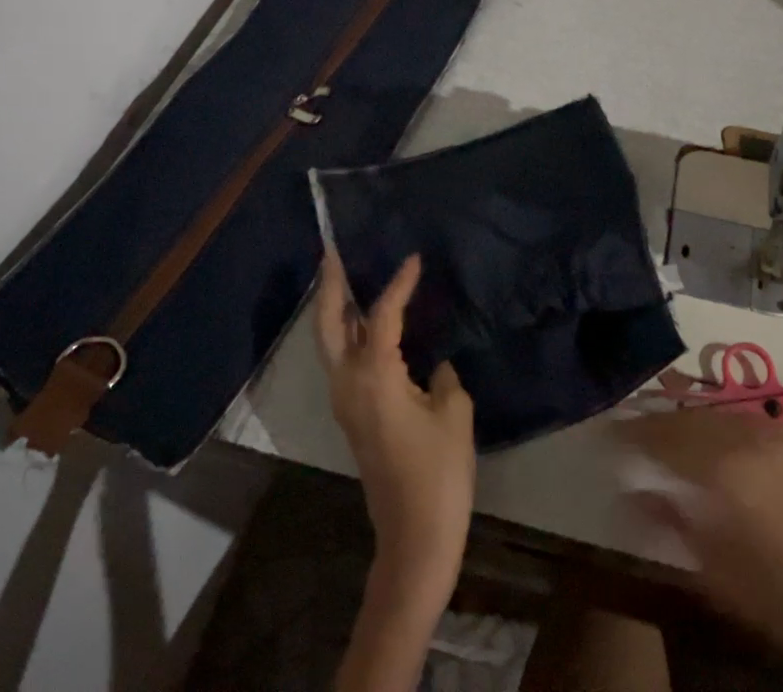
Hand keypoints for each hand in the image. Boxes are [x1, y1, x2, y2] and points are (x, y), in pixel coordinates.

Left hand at [317, 250, 475, 591]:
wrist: (414, 531)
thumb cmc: (439, 470)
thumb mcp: (454, 413)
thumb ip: (443, 377)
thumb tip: (435, 367)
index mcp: (374, 376)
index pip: (381, 316)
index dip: (398, 285)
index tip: (413, 259)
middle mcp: (347, 382)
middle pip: (327, 324)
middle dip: (329, 286)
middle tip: (333, 252)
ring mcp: (343, 401)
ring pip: (329, 343)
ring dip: (334, 309)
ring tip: (348, 279)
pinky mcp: (351, 416)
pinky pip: (341, 362)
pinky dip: (347, 335)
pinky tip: (367, 324)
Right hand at [619, 411, 782, 691]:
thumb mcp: (717, 575)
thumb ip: (671, 524)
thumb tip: (633, 494)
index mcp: (728, 471)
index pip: (664, 435)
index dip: (631, 430)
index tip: (608, 429)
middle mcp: (759, 441)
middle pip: (695, 416)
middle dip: (660, 416)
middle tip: (634, 420)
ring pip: (730, 413)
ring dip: (697, 414)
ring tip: (675, 419)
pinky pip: (764, 424)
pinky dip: (736, 424)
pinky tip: (730, 438)